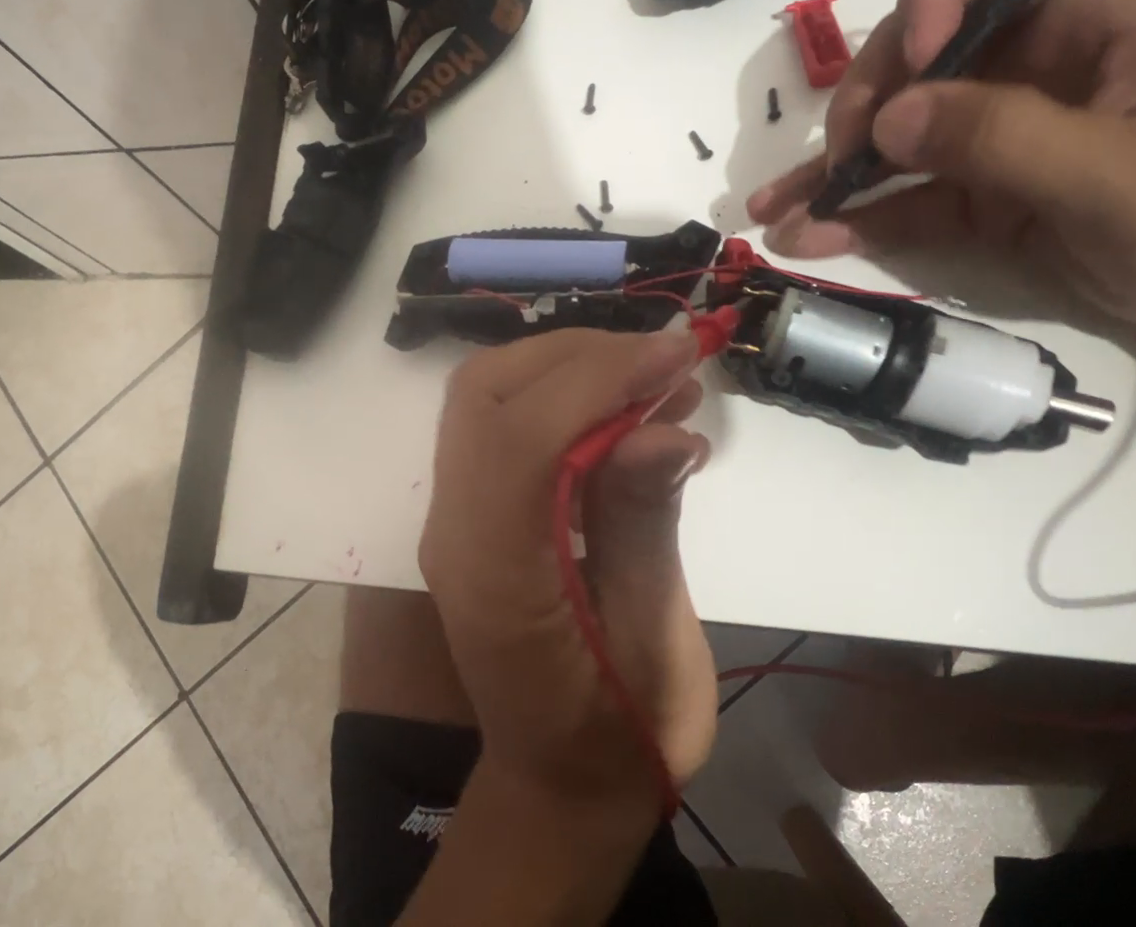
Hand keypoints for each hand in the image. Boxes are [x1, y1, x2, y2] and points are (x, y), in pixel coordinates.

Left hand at [418, 329, 718, 810]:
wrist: (559, 782)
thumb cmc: (619, 735)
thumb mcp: (649, 642)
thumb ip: (642, 528)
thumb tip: (659, 426)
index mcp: (493, 574)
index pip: (519, 437)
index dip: (598, 379)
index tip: (679, 352)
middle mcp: (455, 533)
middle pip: (485, 395)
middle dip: (577, 356)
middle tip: (668, 362)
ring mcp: (456, 523)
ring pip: (489, 400)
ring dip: (572, 371)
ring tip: (665, 383)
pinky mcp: (476, 519)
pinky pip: (507, 432)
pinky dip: (567, 402)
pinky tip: (636, 416)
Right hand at [748, 0, 1135, 358]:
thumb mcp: (1133, 177)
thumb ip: (1006, 139)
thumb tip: (890, 119)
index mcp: (1106, 16)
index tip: (914, 67)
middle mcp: (1048, 65)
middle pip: (928, 52)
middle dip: (869, 102)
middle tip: (843, 158)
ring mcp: (1018, 137)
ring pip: (908, 135)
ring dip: (838, 173)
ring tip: (772, 213)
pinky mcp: (1000, 200)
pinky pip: (917, 198)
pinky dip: (864, 220)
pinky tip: (811, 239)